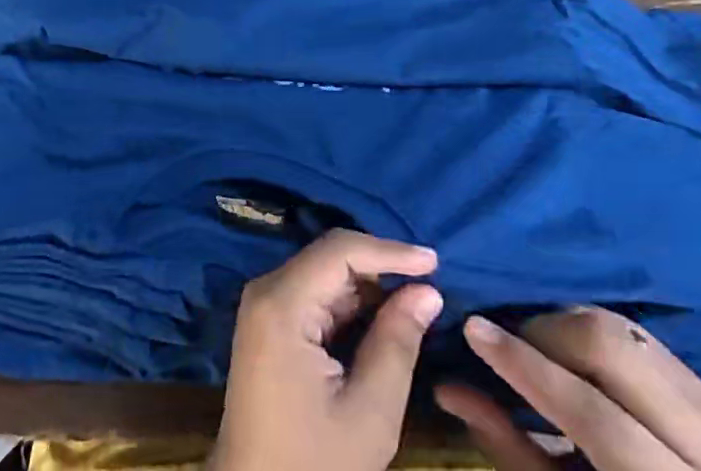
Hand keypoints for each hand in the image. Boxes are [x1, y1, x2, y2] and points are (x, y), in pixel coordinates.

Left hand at [209, 230, 443, 470]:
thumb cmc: (313, 463)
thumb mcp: (369, 411)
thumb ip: (397, 342)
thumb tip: (427, 291)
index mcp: (282, 304)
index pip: (340, 250)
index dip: (390, 250)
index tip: (436, 262)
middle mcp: (266, 291)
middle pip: (330, 256)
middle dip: (382, 265)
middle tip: (431, 283)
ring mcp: (264, 306)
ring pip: (325, 273)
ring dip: (370, 284)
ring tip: (417, 298)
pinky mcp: (269, 324)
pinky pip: (315, 294)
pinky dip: (352, 302)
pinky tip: (385, 317)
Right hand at [436, 310, 700, 470]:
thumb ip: (510, 448)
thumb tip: (448, 388)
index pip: (593, 414)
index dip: (527, 368)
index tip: (473, 329)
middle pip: (615, 349)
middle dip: (547, 331)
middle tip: (507, 339)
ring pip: (628, 331)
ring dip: (569, 325)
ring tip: (535, 345)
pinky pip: (640, 336)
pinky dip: (594, 332)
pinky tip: (570, 352)